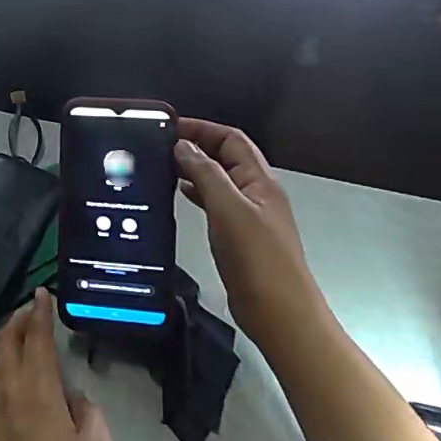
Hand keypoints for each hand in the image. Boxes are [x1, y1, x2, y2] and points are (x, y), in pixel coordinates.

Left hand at [0, 289, 117, 440]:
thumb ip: (87, 414)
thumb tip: (70, 398)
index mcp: (39, 397)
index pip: (37, 341)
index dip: (39, 313)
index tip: (41, 293)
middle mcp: (4, 403)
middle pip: (3, 348)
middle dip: (15, 322)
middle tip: (28, 310)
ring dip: (3, 353)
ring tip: (19, 348)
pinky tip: (8, 397)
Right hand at [174, 118, 318, 338]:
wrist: (279, 313)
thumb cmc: (257, 259)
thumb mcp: (229, 209)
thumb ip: (207, 174)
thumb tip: (184, 146)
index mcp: (260, 180)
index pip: (232, 139)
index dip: (203, 129)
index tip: (171, 128)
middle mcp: (256, 192)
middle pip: (226, 157)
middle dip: (196, 146)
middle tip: (161, 146)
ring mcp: (248, 215)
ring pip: (219, 180)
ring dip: (195, 170)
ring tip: (164, 166)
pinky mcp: (238, 236)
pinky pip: (216, 204)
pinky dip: (198, 194)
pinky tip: (180, 196)